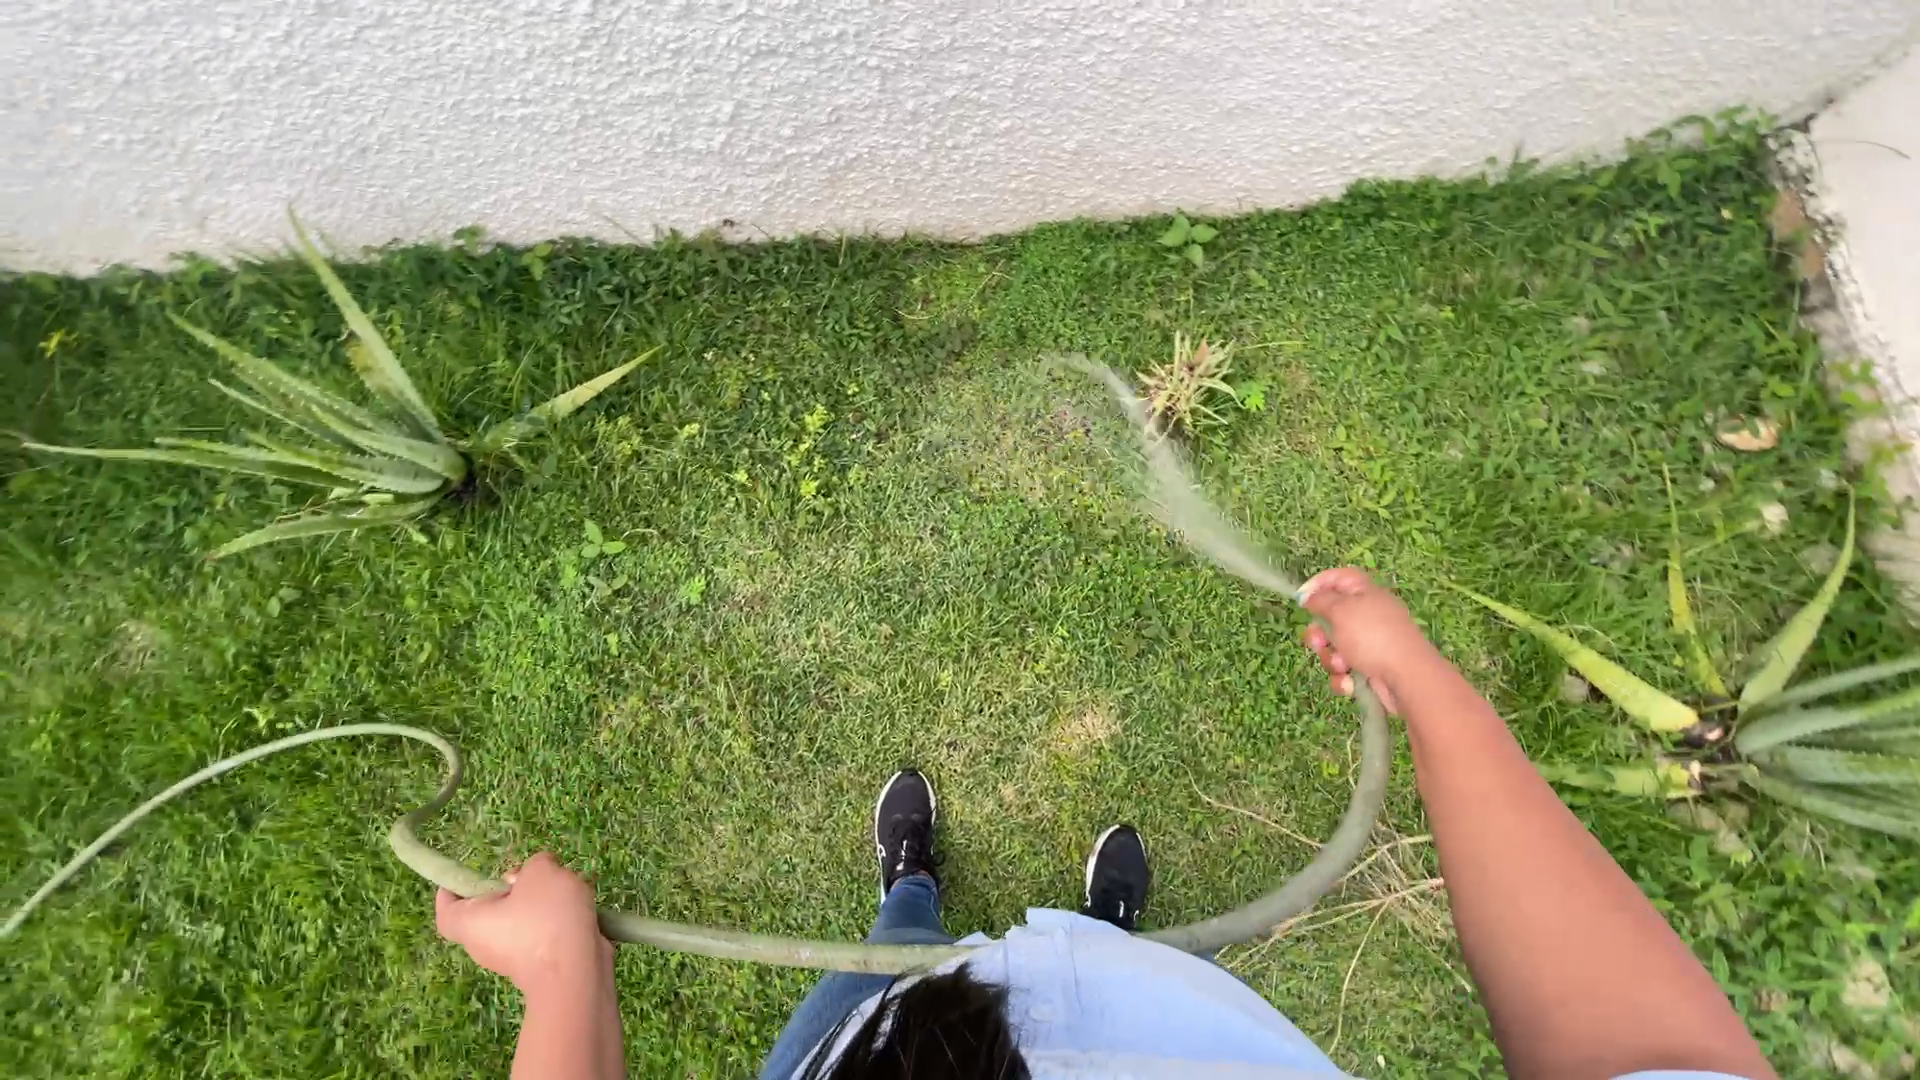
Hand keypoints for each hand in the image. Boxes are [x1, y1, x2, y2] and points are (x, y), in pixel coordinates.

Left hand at [436, 852, 610, 999]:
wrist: (573, 970)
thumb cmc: (546, 918)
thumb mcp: (541, 872)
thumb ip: (534, 863)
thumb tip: (533, 873)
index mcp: (472, 922)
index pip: (448, 908)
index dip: (452, 890)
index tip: (467, 875)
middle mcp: (484, 943)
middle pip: (491, 910)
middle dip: (513, 889)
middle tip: (534, 873)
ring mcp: (512, 956)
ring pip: (521, 919)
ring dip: (543, 900)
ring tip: (568, 885)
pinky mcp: (538, 962)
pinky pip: (543, 931)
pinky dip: (558, 917)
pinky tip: (582, 906)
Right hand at [1298, 567, 1435, 714]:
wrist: (1407, 678)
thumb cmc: (1372, 636)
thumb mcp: (1341, 610)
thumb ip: (1320, 600)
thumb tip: (1308, 596)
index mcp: (1366, 594)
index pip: (1340, 578)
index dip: (1319, 583)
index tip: (1301, 597)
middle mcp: (1368, 616)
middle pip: (1330, 617)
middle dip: (1319, 633)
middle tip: (1319, 641)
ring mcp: (1369, 643)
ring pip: (1333, 646)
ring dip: (1330, 658)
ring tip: (1341, 665)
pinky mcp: (1369, 668)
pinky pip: (1344, 669)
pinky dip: (1342, 677)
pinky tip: (1350, 682)